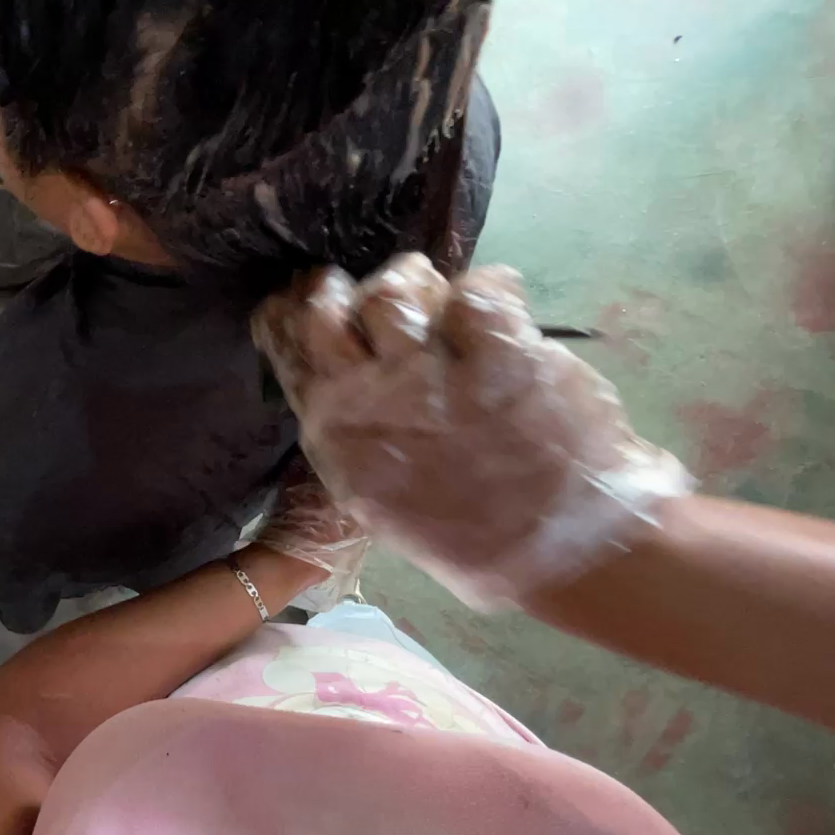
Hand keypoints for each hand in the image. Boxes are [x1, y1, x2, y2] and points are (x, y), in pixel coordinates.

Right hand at [251, 253, 691, 608]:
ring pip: (395, 289)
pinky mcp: (501, 358)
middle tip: (369, 296)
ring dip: (417, 284)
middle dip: (338, 287)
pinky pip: (478, 290)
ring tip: (438, 303)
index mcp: (331, 429)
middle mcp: (367, 397)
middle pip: (325, 305)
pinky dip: (489, 288)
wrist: (548, 549)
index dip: (289, 310)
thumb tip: (334, 364)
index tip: (305, 298)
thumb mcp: (364, 486)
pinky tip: (497, 312)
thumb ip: (342, 424)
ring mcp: (432, 377)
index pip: (287, 346)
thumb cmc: (450, 527)